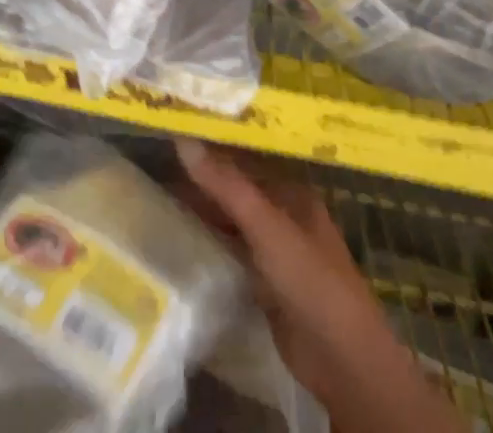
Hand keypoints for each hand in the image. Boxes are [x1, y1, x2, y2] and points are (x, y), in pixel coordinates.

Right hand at [175, 139, 464, 432]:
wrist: (341, 358)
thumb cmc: (310, 281)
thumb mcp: (267, 228)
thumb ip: (227, 186)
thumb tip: (182, 139)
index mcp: (294, 195)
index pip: (248, 159)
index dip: (214, 146)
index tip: (172, 133)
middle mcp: (284, 217)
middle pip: (236, 190)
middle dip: (201, 181)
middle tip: (151, 167)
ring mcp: (273, 251)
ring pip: (230, 222)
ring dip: (199, 212)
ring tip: (151, 197)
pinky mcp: (262, 282)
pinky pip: (227, 253)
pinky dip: (205, 244)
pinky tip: (172, 239)